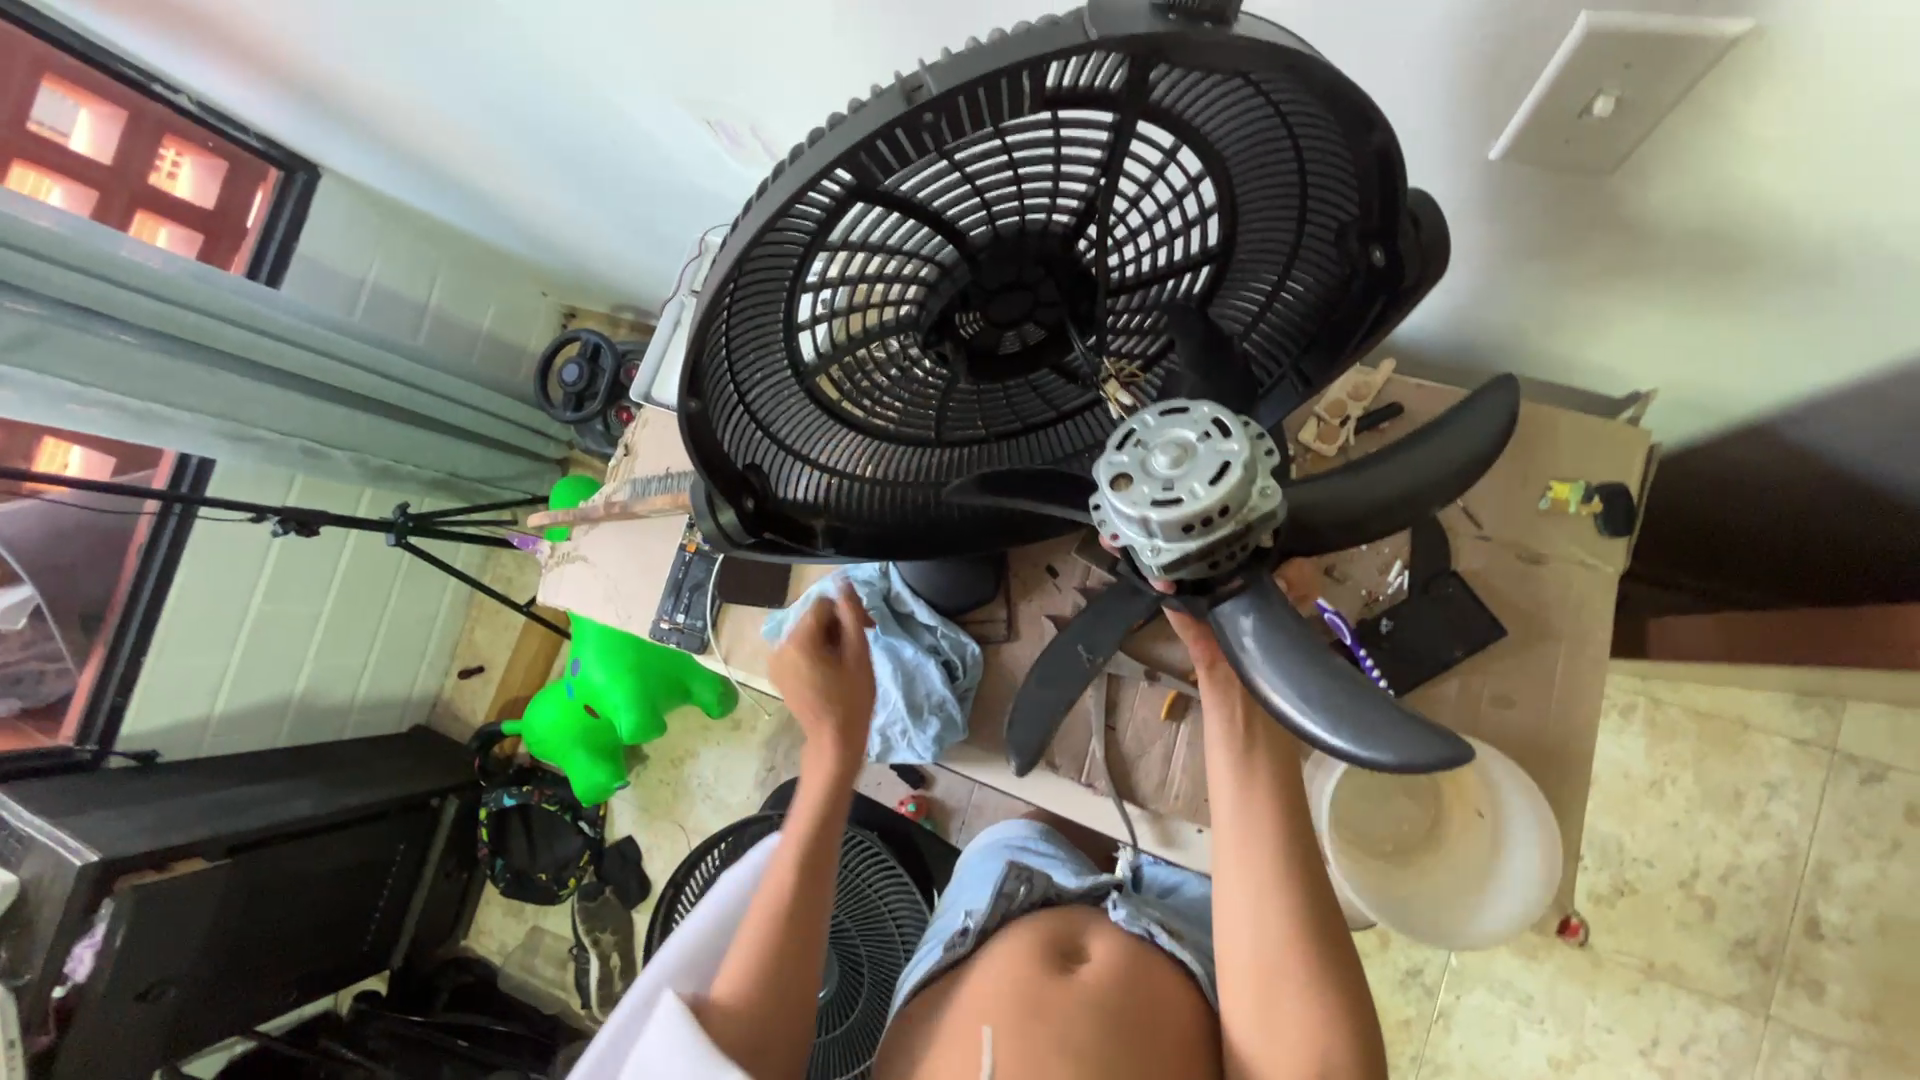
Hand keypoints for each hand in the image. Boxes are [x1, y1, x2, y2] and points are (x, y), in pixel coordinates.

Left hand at [769, 580, 875, 779]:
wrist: (834, 741)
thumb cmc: (852, 698)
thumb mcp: (858, 652)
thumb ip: (851, 613)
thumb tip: (843, 582)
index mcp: (798, 639)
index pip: (824, 603)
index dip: (848, 611)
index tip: (868, 629)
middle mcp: (780, 645)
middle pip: (813, 616)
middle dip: (837, 624)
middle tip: (859, 646)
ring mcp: (776, 660)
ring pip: (807, 631)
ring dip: (828, 637)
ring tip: (845, 659)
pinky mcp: (778, 672)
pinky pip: (799, 647)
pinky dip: (816, 650)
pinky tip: (831, 668)